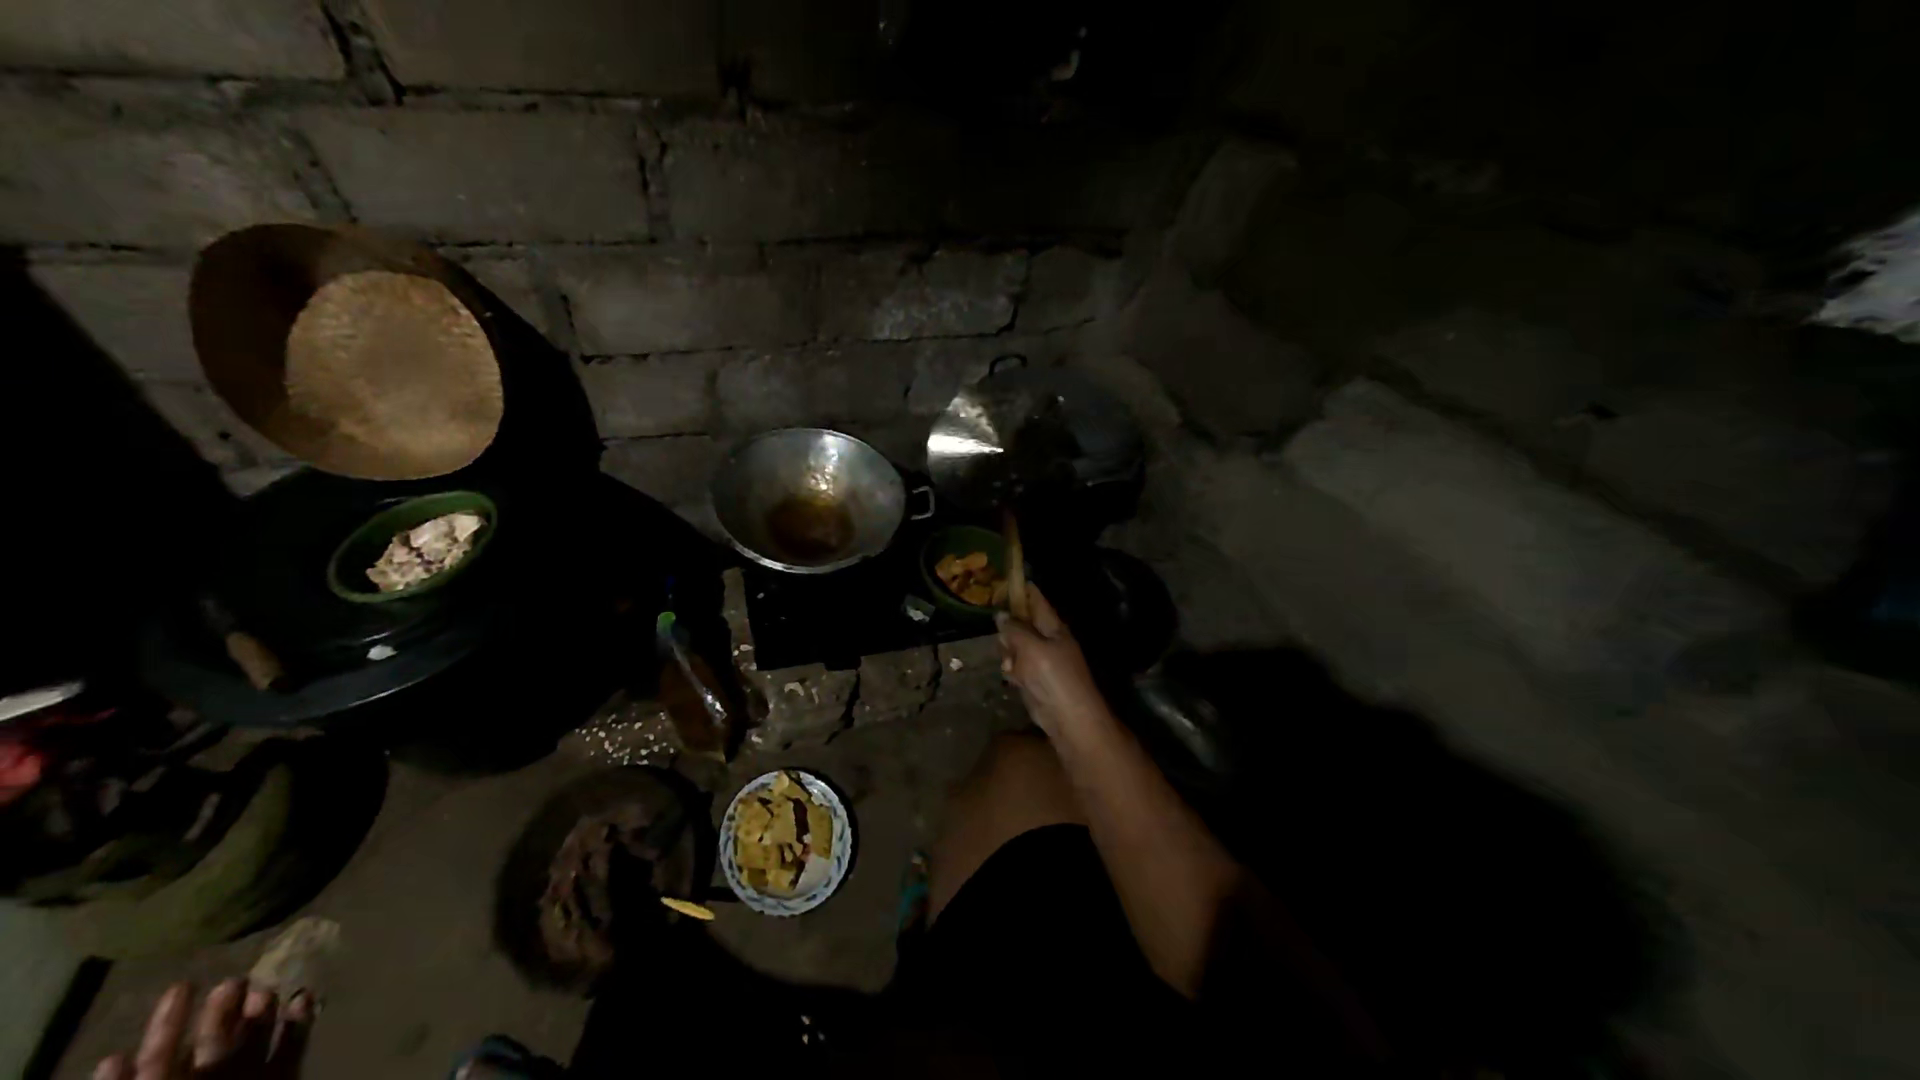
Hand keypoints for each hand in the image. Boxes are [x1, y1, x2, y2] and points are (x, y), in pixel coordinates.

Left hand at [94, 980, 311, 1079]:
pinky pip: (293, 1046)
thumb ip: (146, 1077)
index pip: (161, 1054)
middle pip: (213, 1040)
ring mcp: (248, 1074)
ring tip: (269, 988)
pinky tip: (306, 996)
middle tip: (233, 982)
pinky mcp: (284, 1074)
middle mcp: (207, 1076)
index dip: (169, 1023)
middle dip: (222, 1009)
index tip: (184, 985)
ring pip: (255, 1037)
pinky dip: (300, 1021)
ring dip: (262, 1011)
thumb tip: (116, 1058)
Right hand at [996, 586, 1105, 737]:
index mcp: (1053, 627)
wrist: (1067, 718)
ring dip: (1009, 654)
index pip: (1036, 600)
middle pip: (1021, 623)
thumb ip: (1015, 629)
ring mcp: (1041, 660)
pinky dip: (1013, 671)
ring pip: (1015, 646)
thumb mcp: (1031, 647)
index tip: (1001, 583)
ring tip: (1012, 666)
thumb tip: (1001, 615)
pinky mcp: (1034, 679)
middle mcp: (1047, 639)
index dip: (1021, 590)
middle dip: (1009, 630)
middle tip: (1005, 640)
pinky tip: (1014, 679)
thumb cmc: (1053, 677)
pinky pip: (1016, 666)